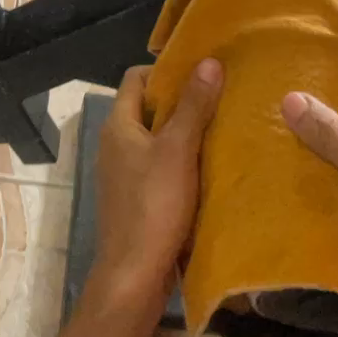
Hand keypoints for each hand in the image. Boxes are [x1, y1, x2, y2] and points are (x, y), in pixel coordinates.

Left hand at [90, 59, 224, 305]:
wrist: (134, 275)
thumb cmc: (154, 205)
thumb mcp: (178, 149)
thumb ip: (193, 106)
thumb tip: (209, 61)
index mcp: (118, 124)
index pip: (136, 78)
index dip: (166, 71)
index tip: (201, 73)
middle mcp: (115, 143)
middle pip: (148, 108)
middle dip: (182, 102)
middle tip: (220, 99)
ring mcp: (124, 173)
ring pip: (157, 139)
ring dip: (185, 134)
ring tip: (222, 130)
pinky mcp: (136, 198)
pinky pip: (160, 166)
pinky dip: (182, 162)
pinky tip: (210, 168)